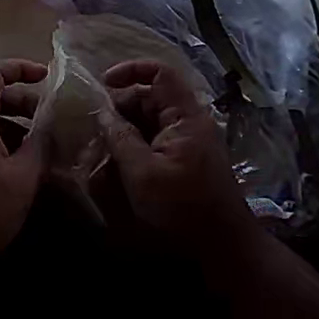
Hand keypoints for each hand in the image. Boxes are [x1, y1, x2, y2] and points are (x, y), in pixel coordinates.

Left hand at [0, 60, 48, 272]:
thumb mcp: (21, 178)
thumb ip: (40, 146)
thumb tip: (53, 125)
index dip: (21, 69)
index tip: (48, 76)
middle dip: (24, 105)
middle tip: (53, 121)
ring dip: (15, 128)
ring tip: (44, 147)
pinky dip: (1, 144)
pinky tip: (23, 166)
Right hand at [96, 60, 255, 255]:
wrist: (224, 248)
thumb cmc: (183, 208)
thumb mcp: (142, 173)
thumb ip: (120, 138)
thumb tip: (102, 113)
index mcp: (185, 117)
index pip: (160, 73)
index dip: (130, 70)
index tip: (103, 84)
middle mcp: (189, 122)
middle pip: (149, 97)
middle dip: (119, 109)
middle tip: (94, 130)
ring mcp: (188, 141)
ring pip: (148, 120)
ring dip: (123, 130)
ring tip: (100, 150)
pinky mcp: (184, 159)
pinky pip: (154, 140)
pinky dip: (133, 146)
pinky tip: (116, 164)